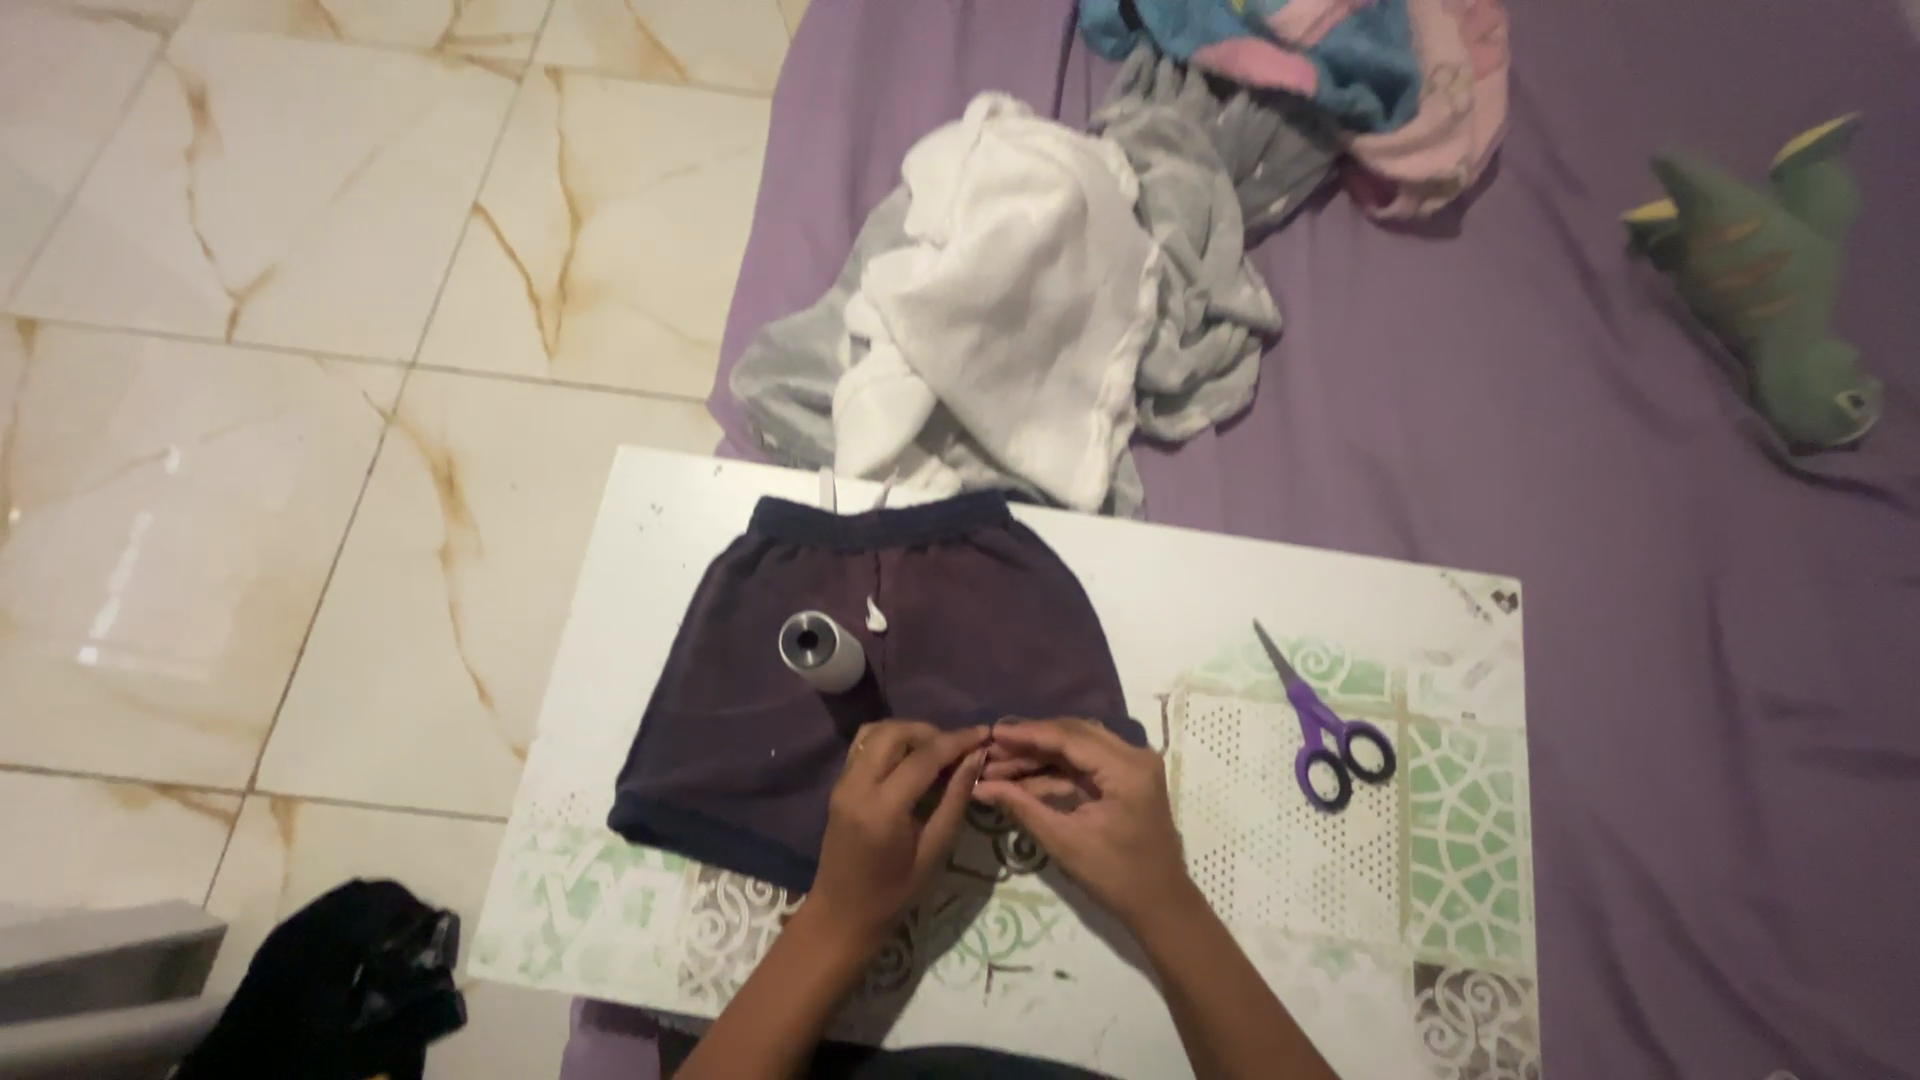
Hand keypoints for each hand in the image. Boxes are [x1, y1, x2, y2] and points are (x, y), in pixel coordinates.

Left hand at [806, 721, 988, 950]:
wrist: (842, 915)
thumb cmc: (894, 894)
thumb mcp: (934, 851)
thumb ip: (954, 800)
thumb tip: (975, 758)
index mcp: (882, 808)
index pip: (923, 757)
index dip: (957, 740)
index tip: (983, 733)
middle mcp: (857, 786)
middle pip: (895, 732)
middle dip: (931, 732)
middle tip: (956, 749)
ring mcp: (843, 782)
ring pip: (876, 731)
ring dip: (908, 732)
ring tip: (934, 752)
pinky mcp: (839, 784)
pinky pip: (864, 744)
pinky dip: (890, 740)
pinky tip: (910, 759)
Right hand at [974, 719, 1194, 932]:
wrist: (1160, 906)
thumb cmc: (1116, 877)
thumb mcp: (1064, 841)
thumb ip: (1022, 807)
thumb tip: (980, 786)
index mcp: (1126, 768)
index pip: (1069, 738)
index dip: (1028, 734)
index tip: (992, 734)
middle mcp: (1133, 755)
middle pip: (1072, 735)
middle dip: (1030, 744)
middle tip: (991, 751)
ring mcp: (1131, 765)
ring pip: (1076, 748)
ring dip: (1039, 758)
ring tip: (998, 768)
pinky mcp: (1124, 779)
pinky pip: (1084, 765)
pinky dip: (1054, 773)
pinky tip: (1020, 782)